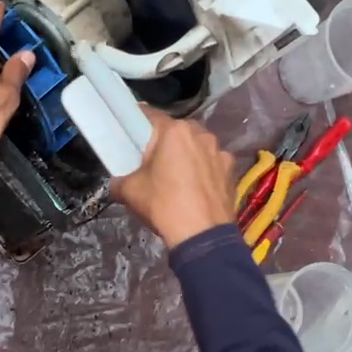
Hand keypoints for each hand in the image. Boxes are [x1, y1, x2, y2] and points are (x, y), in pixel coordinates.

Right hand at [112, 107, 237, 247]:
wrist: (201, 236)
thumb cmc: (163, 205)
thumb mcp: (129, 191)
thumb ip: (120, 179)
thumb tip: (119, 182)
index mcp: (174, 131)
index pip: (149, 115)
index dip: (136, 123)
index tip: (129, 133)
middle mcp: (200, 134)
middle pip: (176, 132)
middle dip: (165, 143)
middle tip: (153, 162)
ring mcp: (220, 152)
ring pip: (197, 147)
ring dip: (187, 156)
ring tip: (178, 178)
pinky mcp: (232, 171)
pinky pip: (212, 164)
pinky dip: (204, 171)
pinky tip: (197, 189)